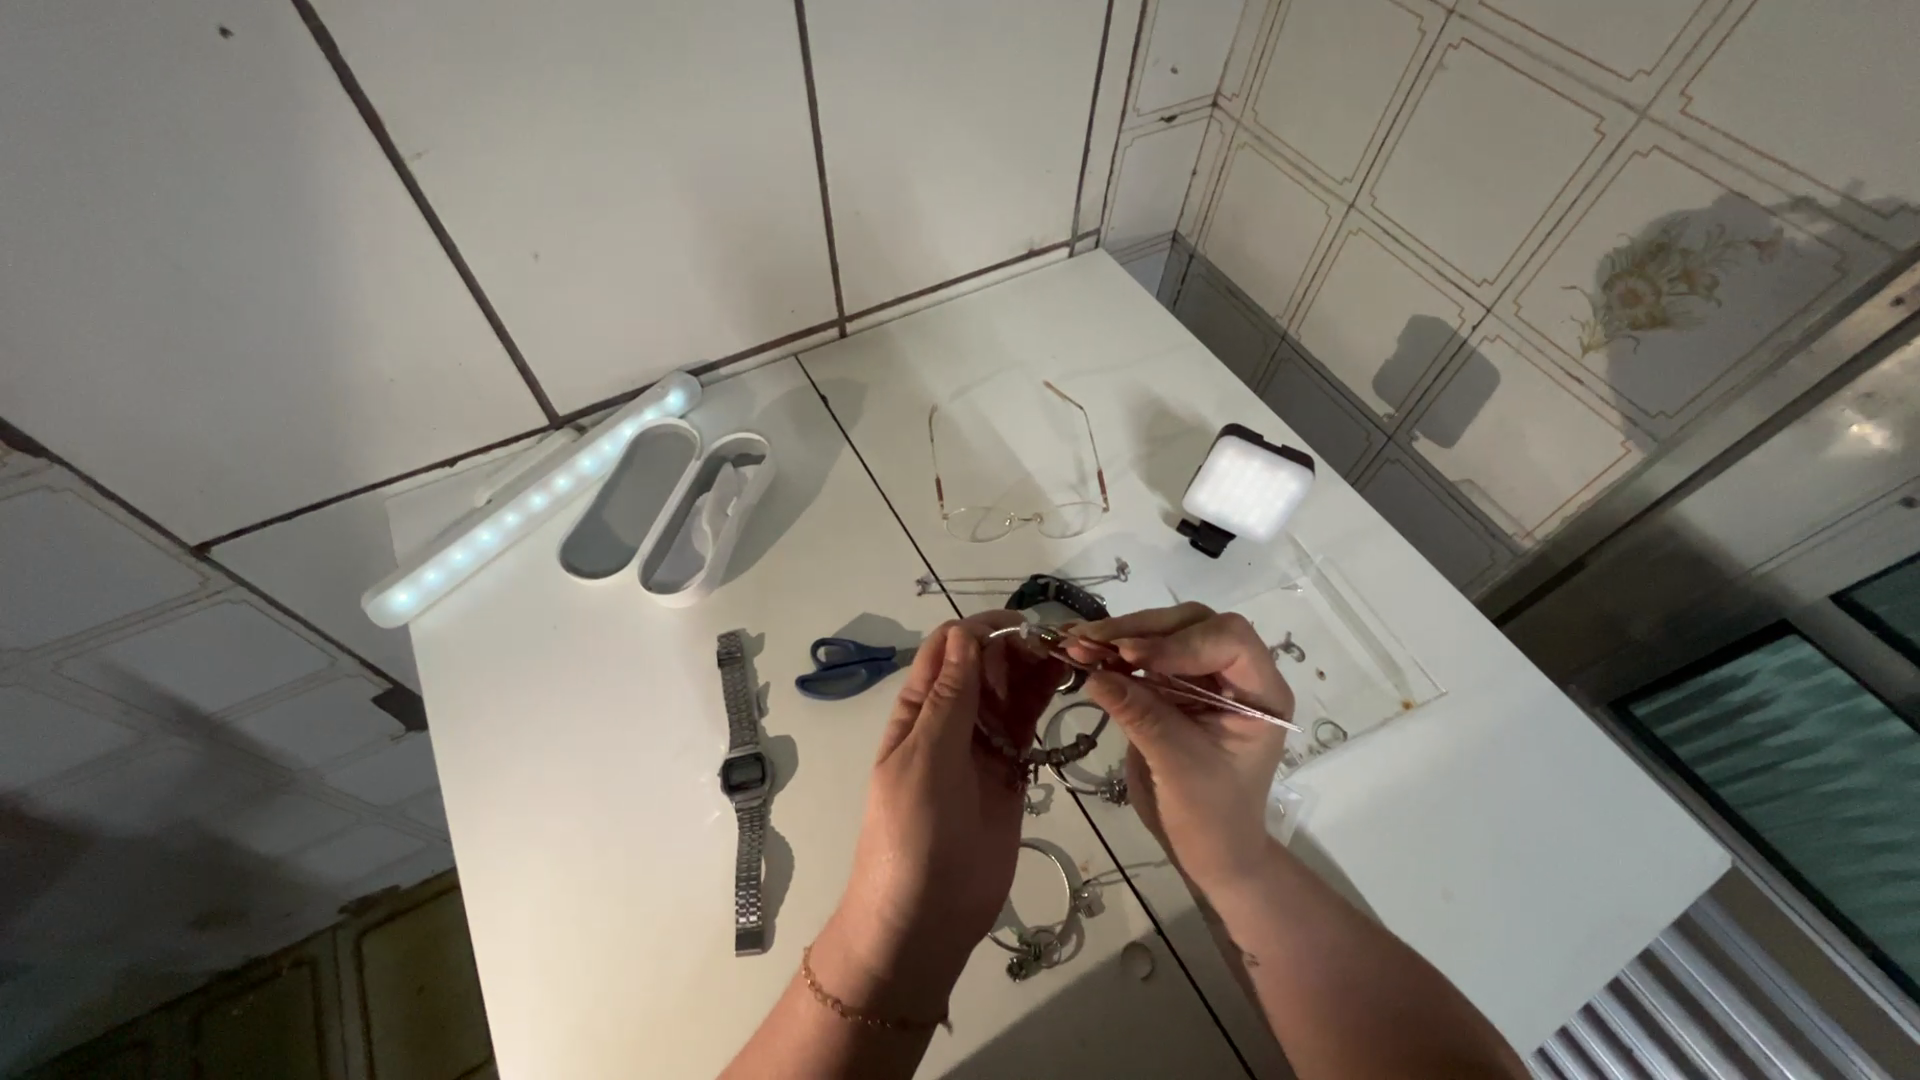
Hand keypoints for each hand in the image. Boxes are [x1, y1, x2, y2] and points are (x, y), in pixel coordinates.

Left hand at [812, 611, 1061, 1019]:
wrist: (926, 914)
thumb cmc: (912, 832)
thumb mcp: (924, 758)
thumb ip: (948, 698)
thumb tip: (963, 634)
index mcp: (918, 710)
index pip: (947, 650)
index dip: (980, 630)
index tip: (1023, 624)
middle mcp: (950, 719)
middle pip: (983, 666)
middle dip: (1015, 648)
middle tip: (1059, 644)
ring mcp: (982, 745)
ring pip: (1008, 692)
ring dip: (1033, 670)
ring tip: (1070, 656)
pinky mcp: (1010, 771)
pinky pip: (1026, 726)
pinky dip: (1042, 703)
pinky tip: (1066, 684)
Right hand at [1070, 603, 1293, 891]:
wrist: (1207, 850)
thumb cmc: (1211, 817)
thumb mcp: (1179, 767)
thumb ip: (1143, 717)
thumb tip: (1095, 675)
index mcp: (1260, 692)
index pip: (1228, 639)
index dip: (1181, 642)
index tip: (1134, 660)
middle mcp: (1234, 674)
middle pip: (1190, 625)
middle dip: (1140, 631)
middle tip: (1092, 642)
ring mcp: (1200, 677)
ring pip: (1161, 633)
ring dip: (1118, 637)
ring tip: (1075, 643)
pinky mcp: (1170, 686)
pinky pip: (1140, 657)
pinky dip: (1110, 654)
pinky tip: (1080, 653)